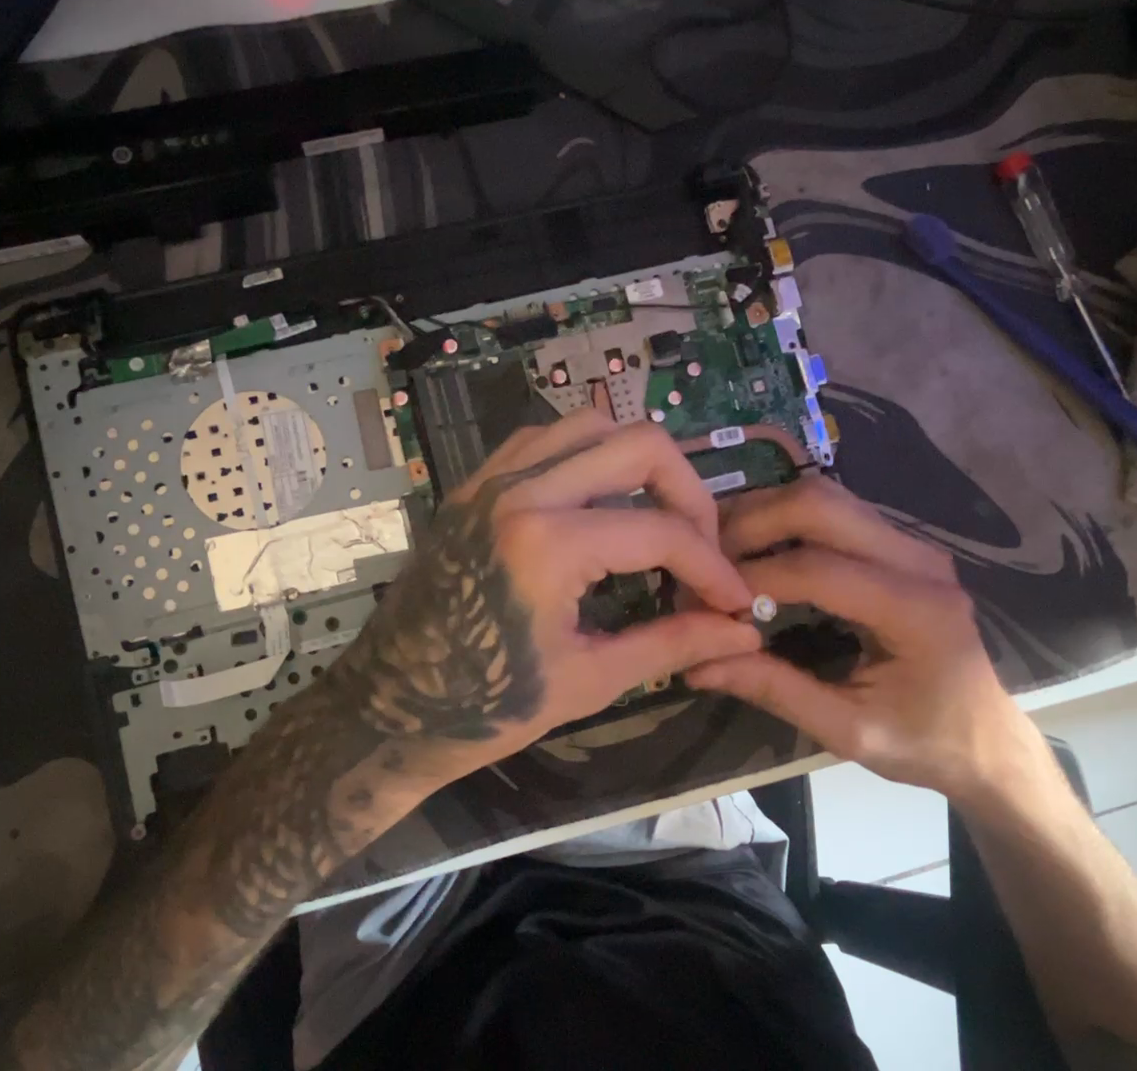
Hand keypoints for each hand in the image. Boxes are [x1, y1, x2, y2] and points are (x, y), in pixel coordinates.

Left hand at [329, 411, 761, 781]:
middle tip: (700, 546)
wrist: (390, 710)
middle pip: (636, 444)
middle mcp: (518, 491)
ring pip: (586, 426)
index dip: (712, 567)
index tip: (735, 601)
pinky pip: (540, 441)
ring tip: (655, 518)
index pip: (661, 531)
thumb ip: (673, 643)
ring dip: (635, 463)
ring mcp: (488, 481)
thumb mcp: (589, 681)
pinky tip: (598, 506)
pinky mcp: (472, 487)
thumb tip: (745, 635)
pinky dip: (583, 457)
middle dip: (688, 492)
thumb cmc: (485, 708)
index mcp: (546, 543)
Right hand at [684, 476, 1042, 804]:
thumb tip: (697, 665)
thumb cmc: (924, 742)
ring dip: (765, 513)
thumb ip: (775, 690)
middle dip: (751, 523)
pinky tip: (755, 548)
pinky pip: (835, 510)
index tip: (702, 602)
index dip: (752, 578)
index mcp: (915, 610)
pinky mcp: (901, 545)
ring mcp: (913, 545)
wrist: (988, 740)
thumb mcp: (847, 730)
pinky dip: (785, 519)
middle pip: (820, 505)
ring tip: (720, 549)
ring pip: (825, 495)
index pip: (817, 569)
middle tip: (704, 559)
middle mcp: (919, 560)